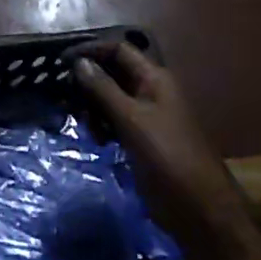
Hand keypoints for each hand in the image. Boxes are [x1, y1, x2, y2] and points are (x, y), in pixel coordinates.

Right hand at [74, 42, 244, 241]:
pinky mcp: (141, 139)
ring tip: (77, 118)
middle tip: (61, 91)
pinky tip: (95, 138)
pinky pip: (115, 121)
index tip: (62, 60)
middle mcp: (151, 91)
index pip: (119, 50)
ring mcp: (146, 116)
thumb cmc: (167, 156)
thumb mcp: (131, 119)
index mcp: (155, 79)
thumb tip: (79, 62)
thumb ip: (104, 89)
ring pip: (111, 98)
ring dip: (92, 104)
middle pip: (114, 73)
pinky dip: (102, 124)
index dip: (92, 50)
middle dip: (88, 79)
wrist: (199, 209)